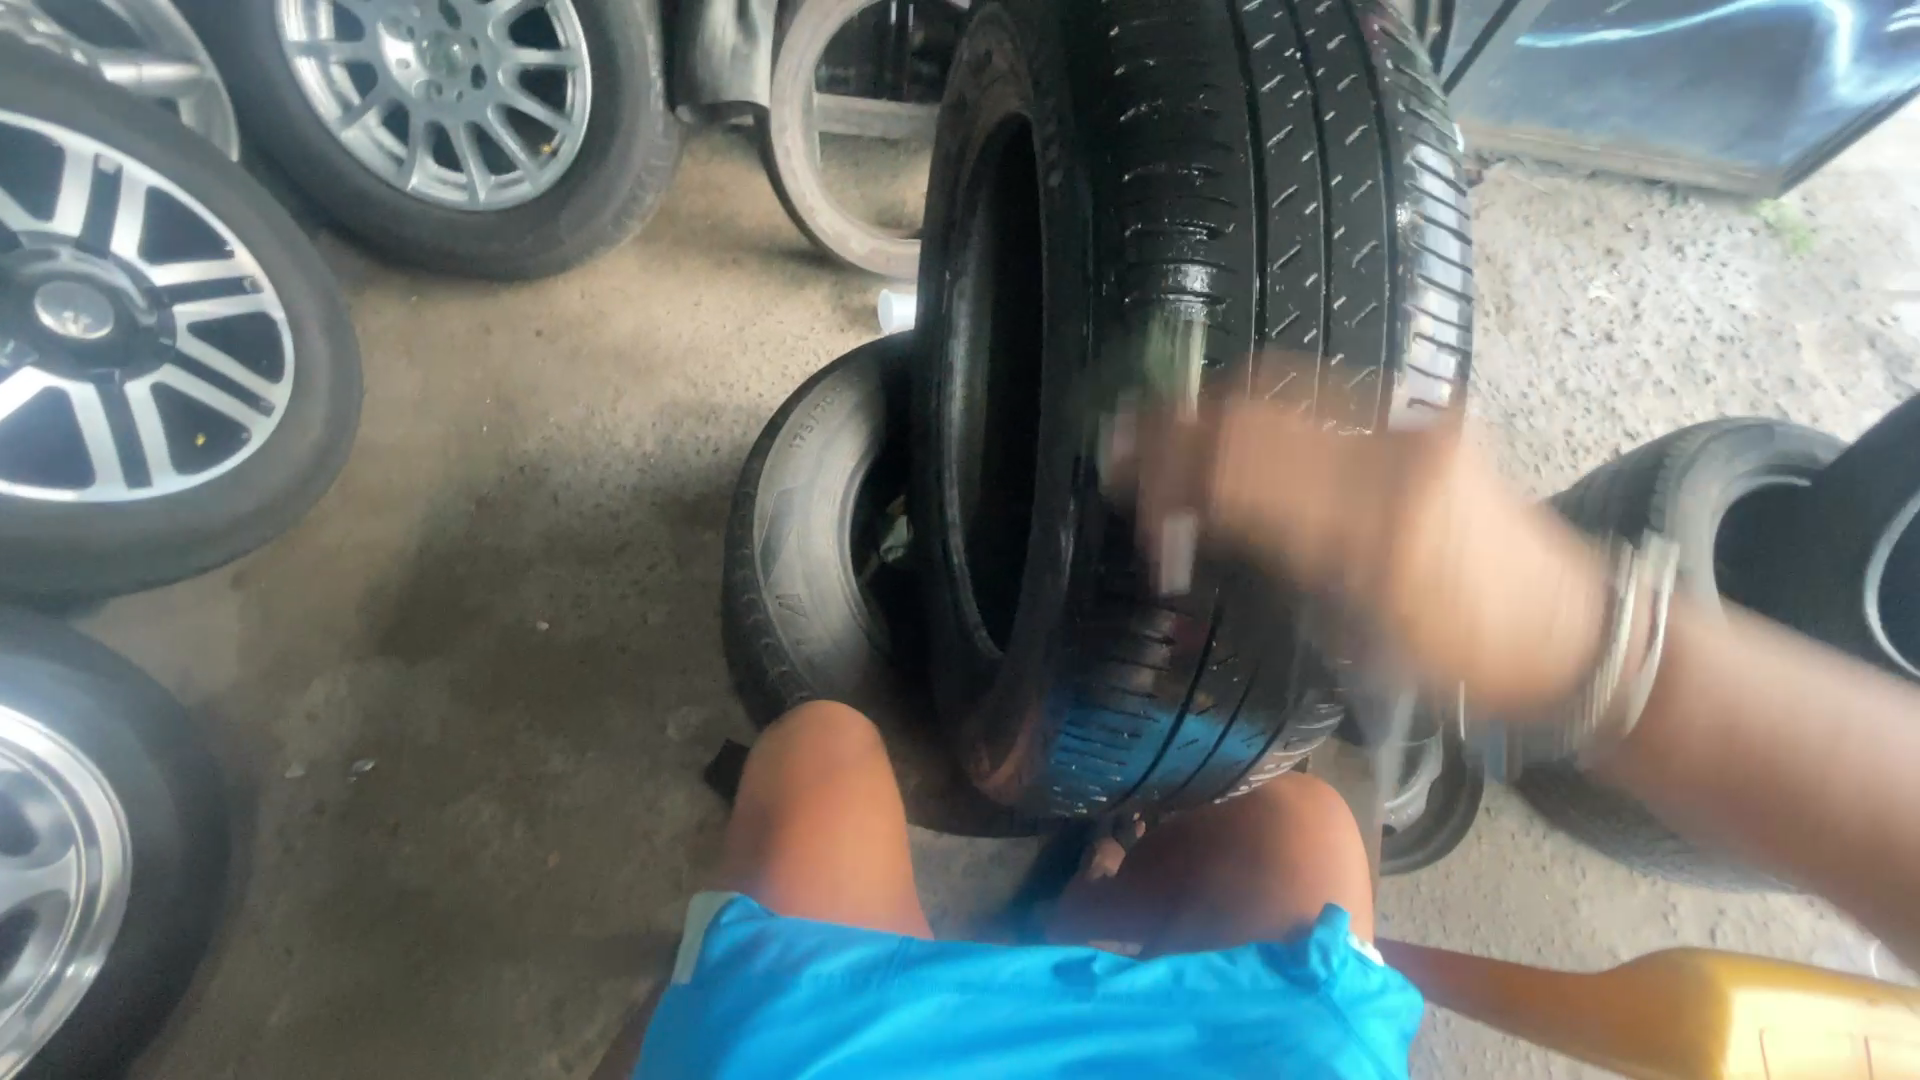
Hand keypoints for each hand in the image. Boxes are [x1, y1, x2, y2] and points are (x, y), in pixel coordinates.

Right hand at [1105, 401, 1611, 710]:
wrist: (1577, 631)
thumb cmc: (1462, 657)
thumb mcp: (1357, 629)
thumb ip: (1280, 557)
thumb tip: (1205, 515)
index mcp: (1374, 532)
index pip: (1242, 476)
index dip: (1171, 473)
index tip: (1126, 483)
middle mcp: (1395, 459)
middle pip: (1253, 418)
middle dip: (1175, 427)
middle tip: (1124, 441)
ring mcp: (1416, 426)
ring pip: (1283, 390)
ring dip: (1211, 405)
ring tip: (1166, 424)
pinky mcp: (1427, 414)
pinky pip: (1320, 393)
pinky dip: (1259, 405)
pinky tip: (1232, 421)